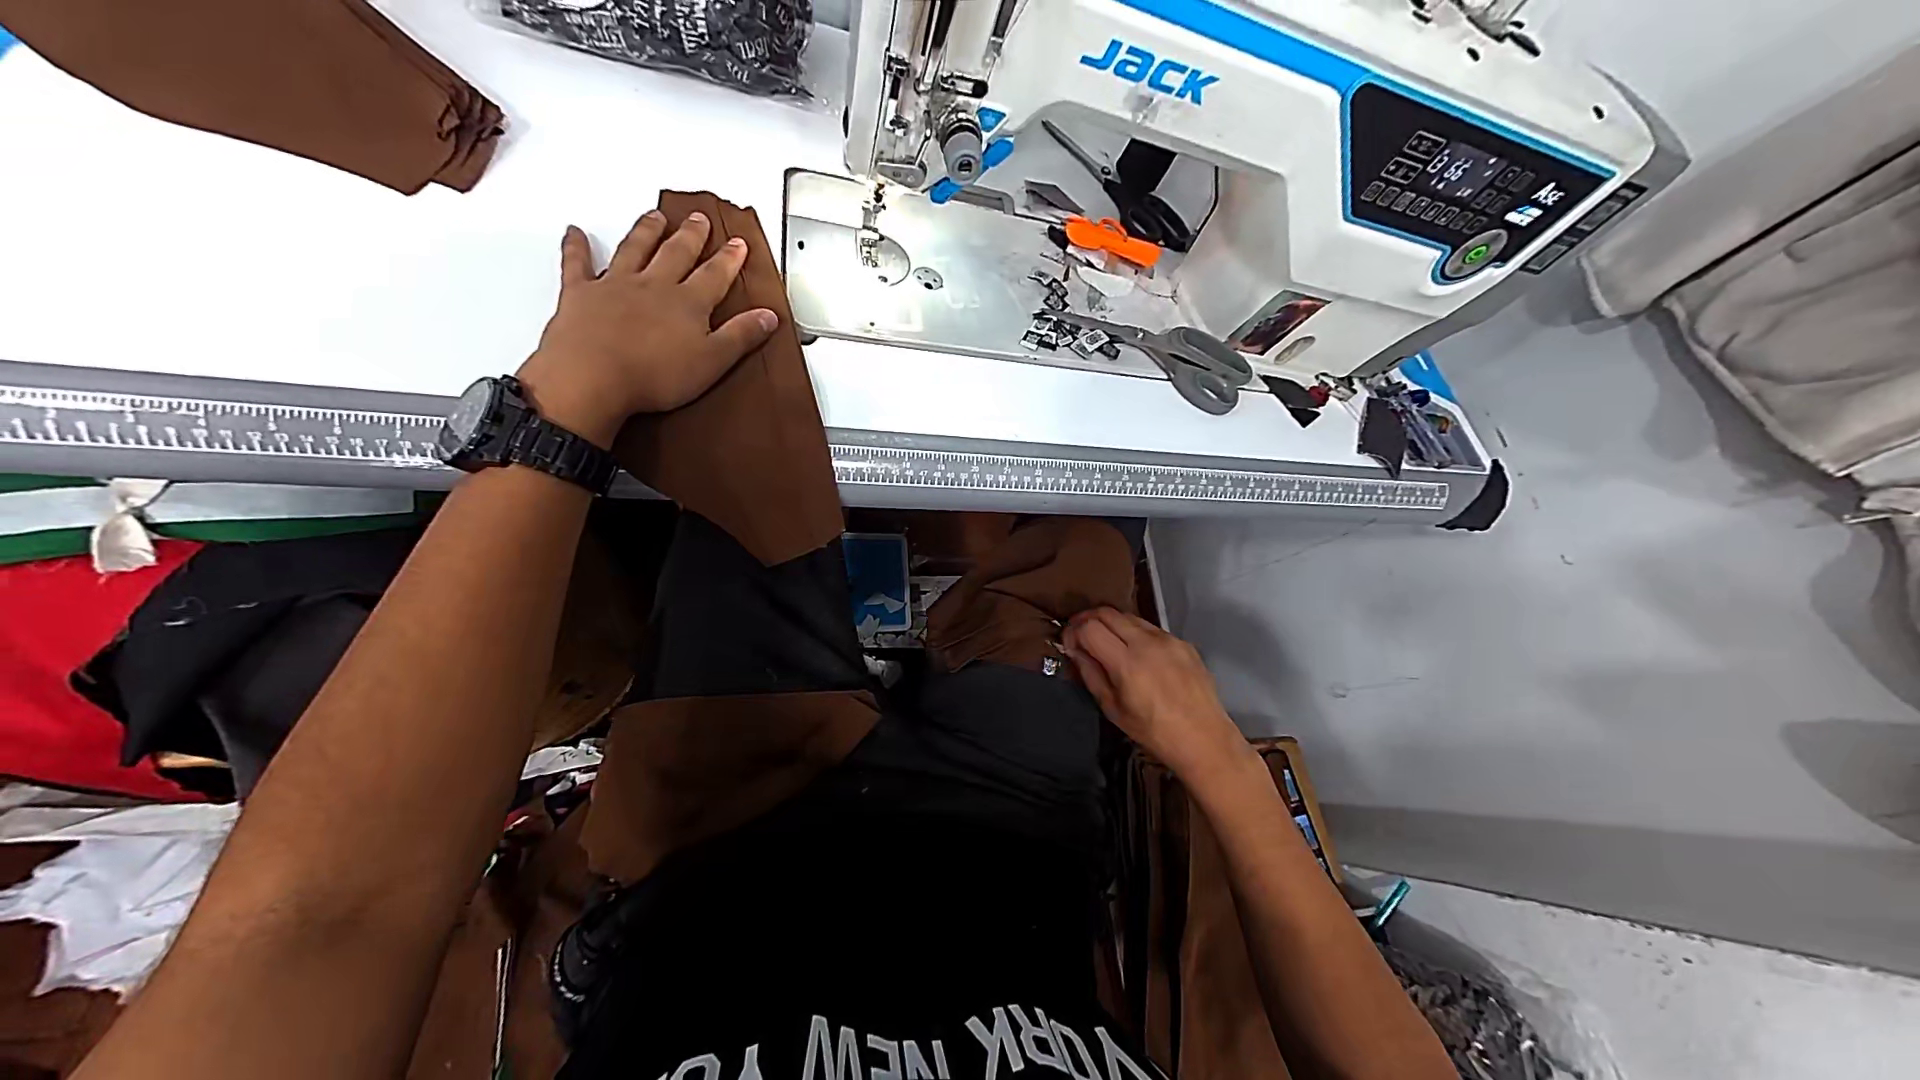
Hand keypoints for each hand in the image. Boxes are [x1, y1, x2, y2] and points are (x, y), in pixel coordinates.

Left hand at [513, 210, 779, 446]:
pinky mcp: (581, 295)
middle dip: (691, 236)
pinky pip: (578, 264)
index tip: (737, 245)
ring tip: (655, 217)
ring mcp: (616, 286)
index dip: (729, 259)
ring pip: (635, 249)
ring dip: (646, 231)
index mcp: (688, 303)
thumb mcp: (712, 361)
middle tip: (699, 220)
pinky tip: (576, 233)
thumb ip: (741, 336)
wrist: (593, 377)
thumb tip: (768, 317)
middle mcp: (654, 286)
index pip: (715, 275)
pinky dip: (577, 247)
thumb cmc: (653, 374)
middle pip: (677, 253)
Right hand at [1063, 608, 1253, 781]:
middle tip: (1080, 635)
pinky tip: (1135, 652)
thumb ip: (1090, 674)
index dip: (1073, 631)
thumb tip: (1074, 650)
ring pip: (1128, 616)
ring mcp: (1168, 639)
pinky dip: (1134, 633)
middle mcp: (1147, 643)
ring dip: (1111, 623)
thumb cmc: (1153, 732)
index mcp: (1127, 663)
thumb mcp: (1112, 708)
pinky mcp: (1183, 642)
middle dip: (1087, 619)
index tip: (1069, 643)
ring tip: (1105, 641)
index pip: (1089, 627)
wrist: (1204, 739)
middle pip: (1107, 613)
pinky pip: (1150, 628)